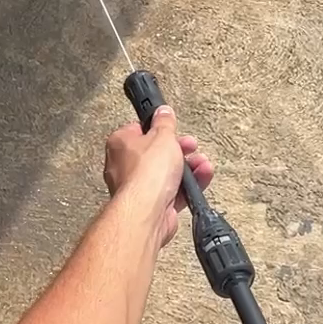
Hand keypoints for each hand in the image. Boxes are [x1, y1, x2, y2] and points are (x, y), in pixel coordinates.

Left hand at [103, 106, 214, 248]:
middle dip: (179, 149)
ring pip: (167, 173)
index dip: (159, 128)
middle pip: (157, 152)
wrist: (148, 211)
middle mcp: (125, 166)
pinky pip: (174, 191)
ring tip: (202, 163)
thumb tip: (164, 112)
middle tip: (190, 146)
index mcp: (120, 144)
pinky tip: (201, 178)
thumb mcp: (163, 135)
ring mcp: (139, 187)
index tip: (172, 128)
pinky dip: (189, 186)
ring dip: (188, 167)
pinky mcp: (152, 204)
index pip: (140, 130)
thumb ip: (165, 122)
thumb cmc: (146, 172)